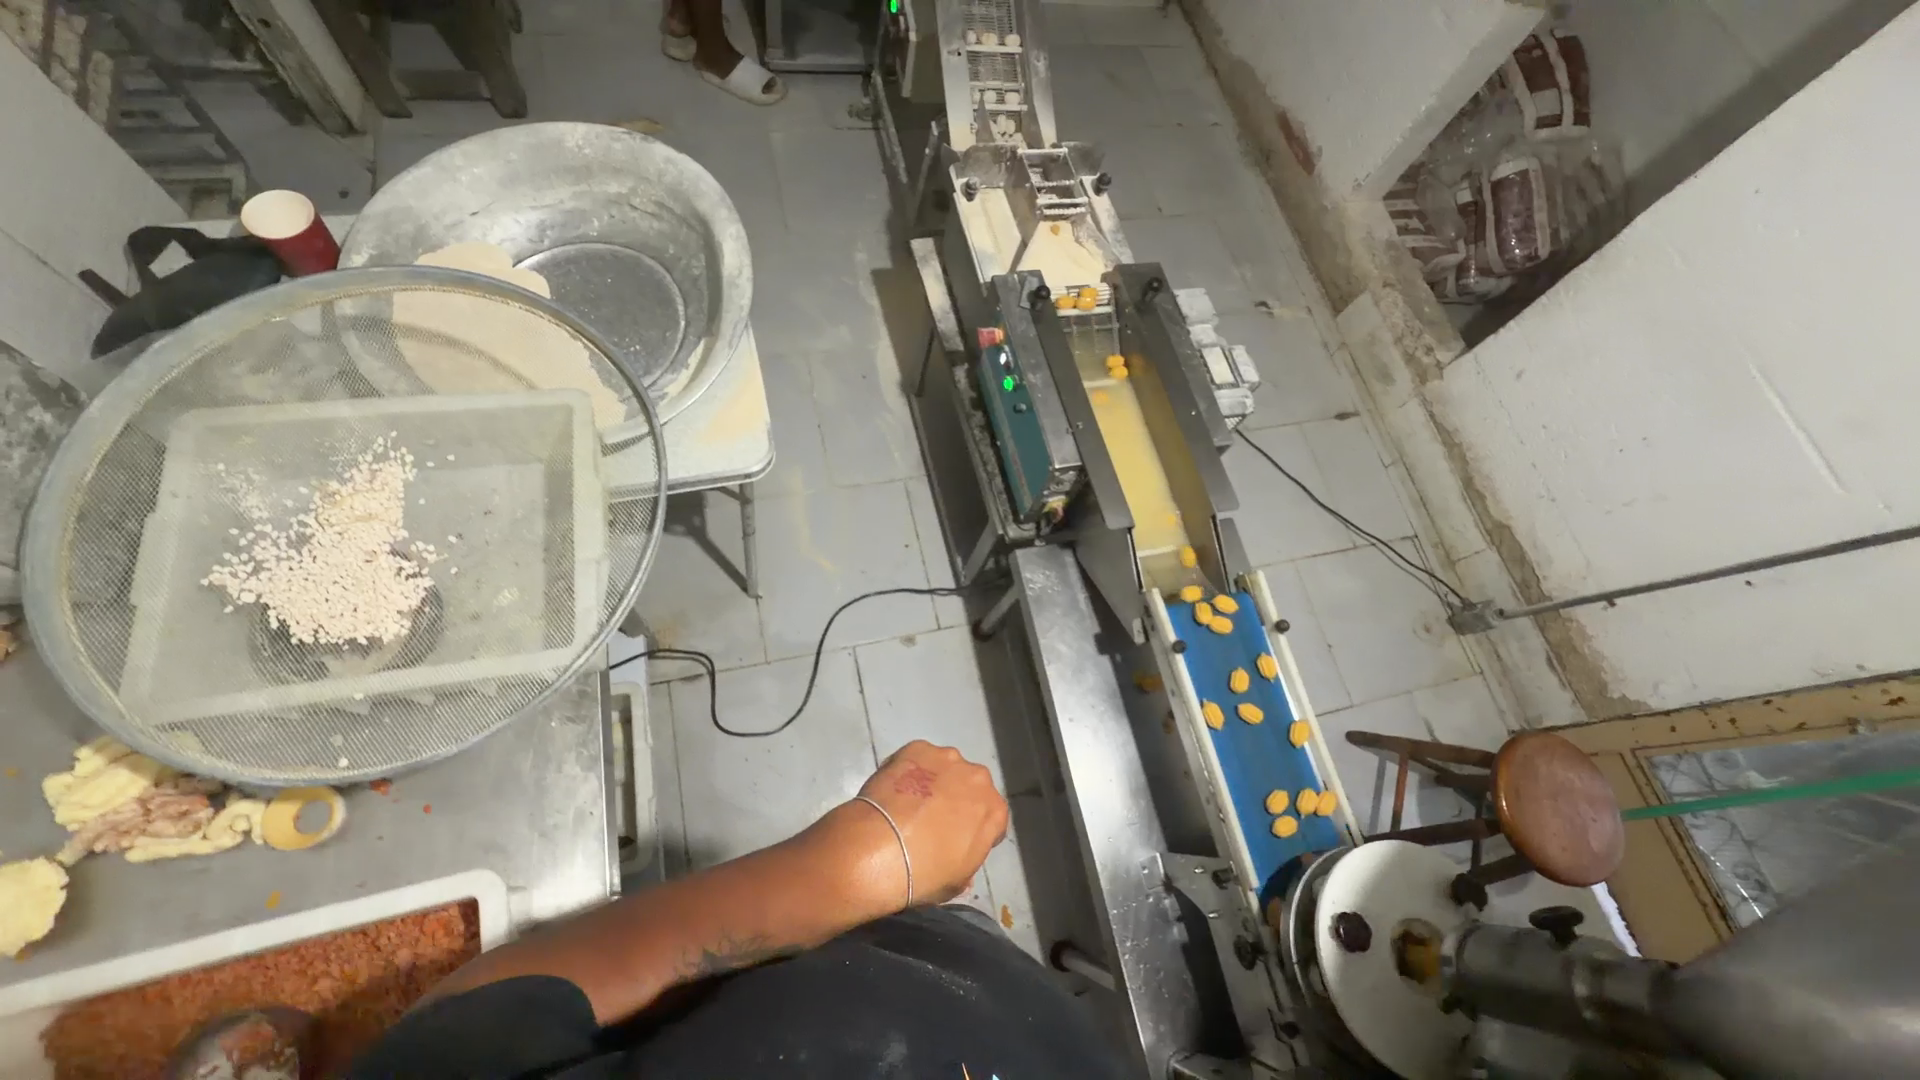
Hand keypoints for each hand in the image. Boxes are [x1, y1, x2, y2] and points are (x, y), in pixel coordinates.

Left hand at [810, 741, 1008, 917]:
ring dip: (934, 781)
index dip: (974, 828)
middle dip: (957, 799)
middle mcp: (978, 778)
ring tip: (909, 802)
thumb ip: (966, 867)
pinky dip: (910, 769)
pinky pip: (918, 758)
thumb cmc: (924, 873)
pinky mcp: (917, 748)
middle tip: (932, 819)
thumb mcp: (955, 883)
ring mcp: (947, 758)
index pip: (992, 817)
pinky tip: (894, 788)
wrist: (881, 848)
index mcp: (994, 810)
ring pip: (945, 768)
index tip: (957, 838)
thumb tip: (960, 865)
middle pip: (971, 787)